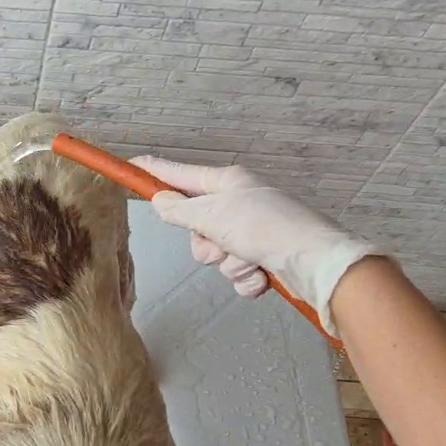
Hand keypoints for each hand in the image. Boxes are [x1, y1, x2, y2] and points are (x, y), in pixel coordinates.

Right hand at [128, 157, 378, 333]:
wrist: (315, 262)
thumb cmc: (266, 228)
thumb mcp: (213, 215)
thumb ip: (179, 211)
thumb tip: (160, 201)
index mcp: (227, 183)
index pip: (179, 175)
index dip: (154, 172)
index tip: (131, 166)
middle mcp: (238, 204)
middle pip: (194, 226)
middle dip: (205, 243)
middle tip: (221, 242)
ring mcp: (251, 232)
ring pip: (214, 254)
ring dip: (228, 263)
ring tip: (250, 259)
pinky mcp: (263, 259)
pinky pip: (235, 273)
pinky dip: (246, 279)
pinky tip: (262, 275)